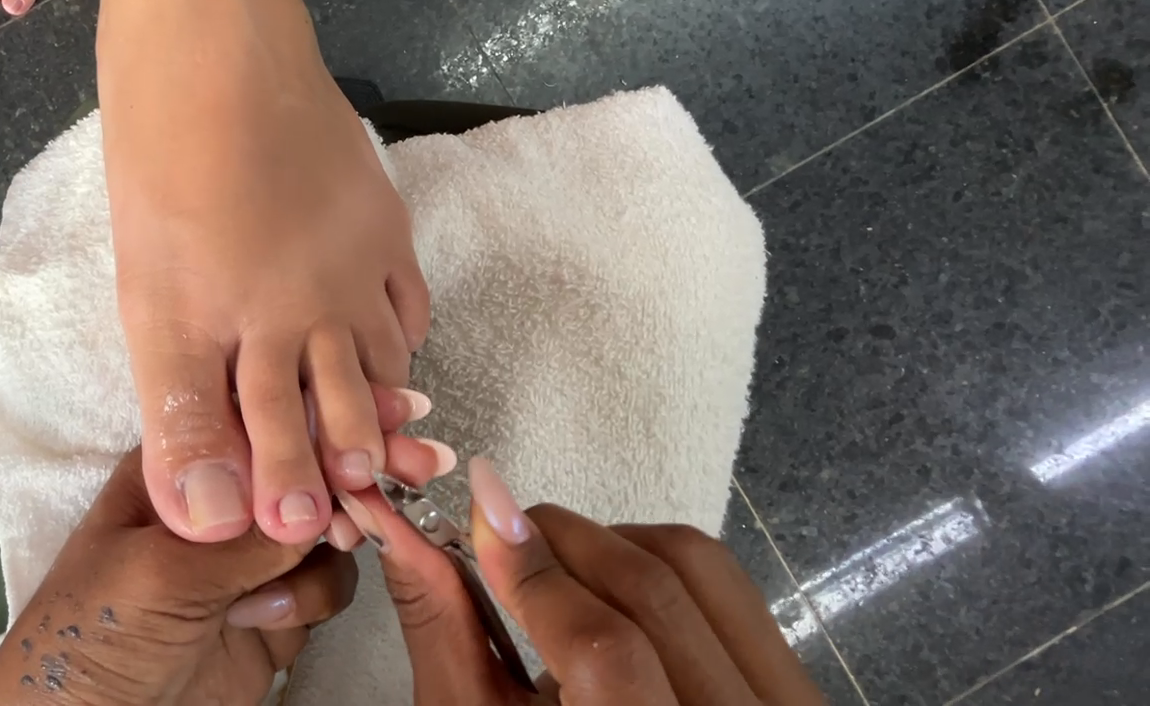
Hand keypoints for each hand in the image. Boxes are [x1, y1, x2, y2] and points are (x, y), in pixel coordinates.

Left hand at [0, 446, 352, 705]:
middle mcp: (227, 497)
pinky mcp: (273, 609)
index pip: (264, 421)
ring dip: (329, 544)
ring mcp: (250, 554)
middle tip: (415, 464)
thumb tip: (331, 499)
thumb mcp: (165, 571)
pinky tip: (266, 619)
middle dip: (353, 470)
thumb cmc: (97, 627)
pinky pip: (326, 584)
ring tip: (309, 564)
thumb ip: (250, 538)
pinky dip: (313, 598)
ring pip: (326, 526)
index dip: (322, 415)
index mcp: (188, 461)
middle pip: (306, 468)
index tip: (384, 411)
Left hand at [98, 0, 429, 545]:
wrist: (214, 48)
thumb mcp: (147, 291)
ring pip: (382, 360)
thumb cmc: (160, 161)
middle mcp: (319, 308)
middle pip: (342, 407)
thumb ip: (180, 403)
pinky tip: (399, 350)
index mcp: (250, 331)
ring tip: (386, 451)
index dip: (287, 489)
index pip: (277, 439)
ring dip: (380, 407)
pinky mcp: (383, 214)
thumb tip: (204, 516)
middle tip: (357, 511)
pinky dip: (404, 338)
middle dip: (343, 463)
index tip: (300, 533)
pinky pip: (410, 300)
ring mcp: (360, 258)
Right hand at [359, 459, 827, 704]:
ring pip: (698, 568)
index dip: (534, 571)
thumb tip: (400, 521)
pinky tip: (612, 601)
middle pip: (654, 587)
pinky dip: (652, 560)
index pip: (607, 652)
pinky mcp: (791, 683)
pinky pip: (726, 584)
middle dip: (558, 538)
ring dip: (608, 543)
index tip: (478, 508)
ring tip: (558, 577)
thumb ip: (441, 625)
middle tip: (502, 542)